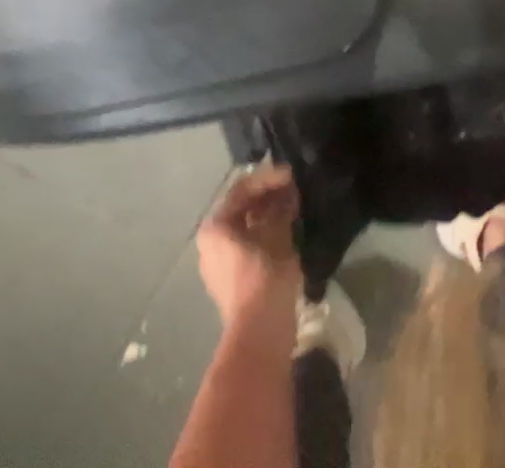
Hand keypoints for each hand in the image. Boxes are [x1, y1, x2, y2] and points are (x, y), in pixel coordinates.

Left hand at [196, 166, 302, 326]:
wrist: (259, 331)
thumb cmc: (264, 278)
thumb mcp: (277, 237)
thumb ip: (280, 209)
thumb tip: (287, 191)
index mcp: (215, 226)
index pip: (241, 190)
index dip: (268, 178)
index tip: (292, 174)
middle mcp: (210, 241)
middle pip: (240, 208)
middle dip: (267, 196)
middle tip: (293, 188)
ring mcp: (218, 262)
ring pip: (244, 228)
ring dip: (267, 215)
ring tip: (293, 207)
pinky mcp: (230, 278)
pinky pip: (247, 245)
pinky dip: (265, 234)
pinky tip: (286, 232)